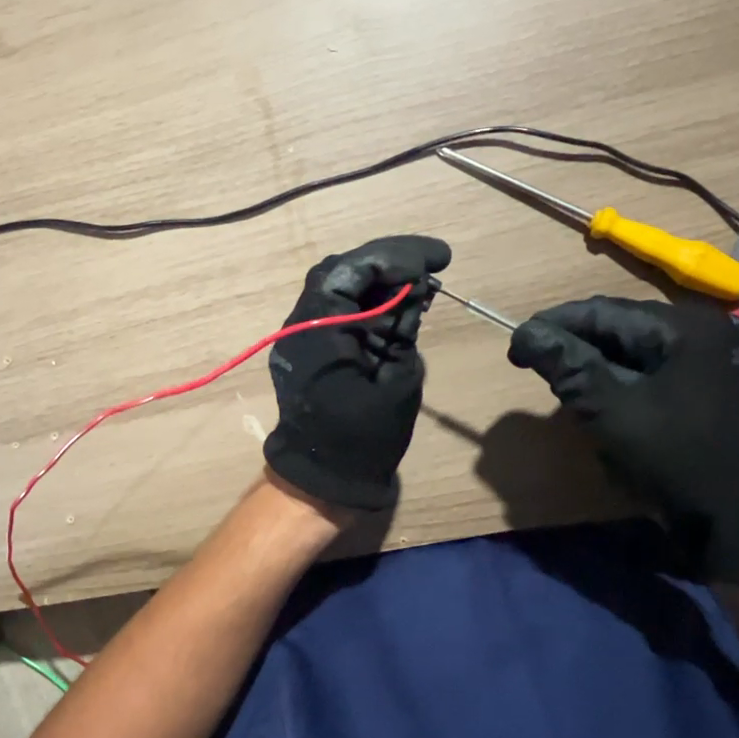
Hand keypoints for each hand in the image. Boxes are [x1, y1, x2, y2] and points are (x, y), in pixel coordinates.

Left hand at [263, 235, 451, 510]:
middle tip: (432, 264)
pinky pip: (338, 312)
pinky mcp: (309, 349)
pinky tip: (402, 305)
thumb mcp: (398, 380)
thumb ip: (403, 328)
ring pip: (340, 288)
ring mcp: (300, 335)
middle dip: (389, 262)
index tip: (438, 259)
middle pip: (342, 271)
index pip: (353, 268)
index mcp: (317, 327)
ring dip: (381, 281)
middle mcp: (301, 323)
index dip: (397, 256)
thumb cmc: (361, 438)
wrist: (321, 481)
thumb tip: (414, 290)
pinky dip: (370, 303)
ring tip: (424, 282)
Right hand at [507, 295, 738, 593]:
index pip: (601, 310)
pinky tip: (605, 413)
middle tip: (539, 375)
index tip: (514, 351)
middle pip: (619, 330)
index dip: (552, 327)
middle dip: (576, 351)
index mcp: (684, 327)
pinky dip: (622, 390)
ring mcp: (712, 364)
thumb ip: (566, 367)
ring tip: (567, 397)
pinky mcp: (711, 394)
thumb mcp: (611, 411)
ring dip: (596, 372)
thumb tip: (523, 335)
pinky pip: (653, 378)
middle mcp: (703, 333)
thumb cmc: (679, 459)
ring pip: (634, 355)